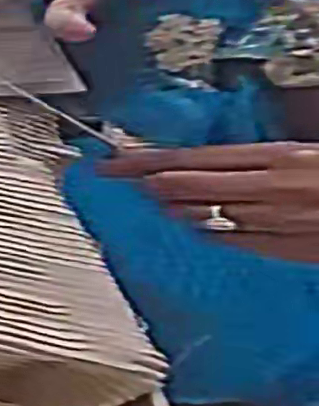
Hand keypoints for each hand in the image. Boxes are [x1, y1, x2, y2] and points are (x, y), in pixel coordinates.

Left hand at [100, 142, 318, 262]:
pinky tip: (199, 227)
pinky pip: (223, 239)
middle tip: (126, 187)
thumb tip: (183, 163)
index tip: (106, 165)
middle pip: (176, 186)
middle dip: (144, 186)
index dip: (137, 161)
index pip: (184, 157)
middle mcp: (273, 188)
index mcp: (280, 157)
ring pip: (193, 215)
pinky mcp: (288, 249)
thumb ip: (244, 161)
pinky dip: (203, 232)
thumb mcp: (303, 157)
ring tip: (165, 207)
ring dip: (170, 211)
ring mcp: (278, 220)